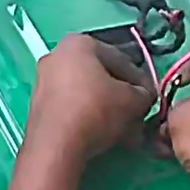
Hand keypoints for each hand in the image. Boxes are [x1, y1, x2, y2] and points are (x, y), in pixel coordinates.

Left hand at [23, 34, 156, 167]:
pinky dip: (89, 120)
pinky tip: (103, 136)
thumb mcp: (132, 101)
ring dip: (107, 111)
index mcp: (80, 43)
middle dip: (122, 97)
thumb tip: (144, 96)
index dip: (141, 80)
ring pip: (87, 95)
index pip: (121, 59)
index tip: (151, 98)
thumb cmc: (96, 112)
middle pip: (101, 77)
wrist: (55, 146)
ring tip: (123, 131)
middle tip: (137, 116)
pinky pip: (72, 109)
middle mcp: (56, 56)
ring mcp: (43, 82)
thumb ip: (144, 94)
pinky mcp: (38, 109)